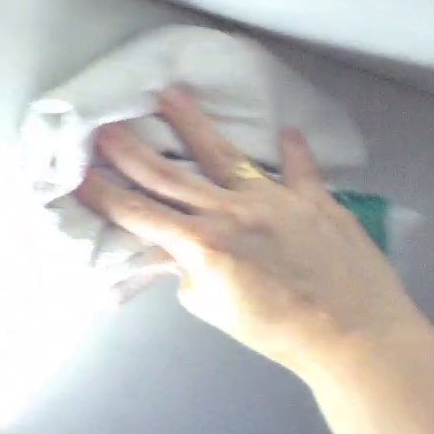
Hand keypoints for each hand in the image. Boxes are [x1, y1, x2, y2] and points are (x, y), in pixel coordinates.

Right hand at [75, 87, 433, 386]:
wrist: (359, 339)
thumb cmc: (273, 330)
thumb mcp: (207, 304)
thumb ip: (187, 267)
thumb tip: (180, 248)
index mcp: (197, 243)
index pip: (134, 211)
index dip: (99, 191)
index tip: (74, 173)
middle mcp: (228, 213)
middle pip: (166, 175)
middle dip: (128, 149)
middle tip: (103, 124)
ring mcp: (274, 202)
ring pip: (222, 156)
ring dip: (192, 124)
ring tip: (169, 95)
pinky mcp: (316, 203)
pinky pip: (302, 171)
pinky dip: (294, 152)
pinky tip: (287, 132)